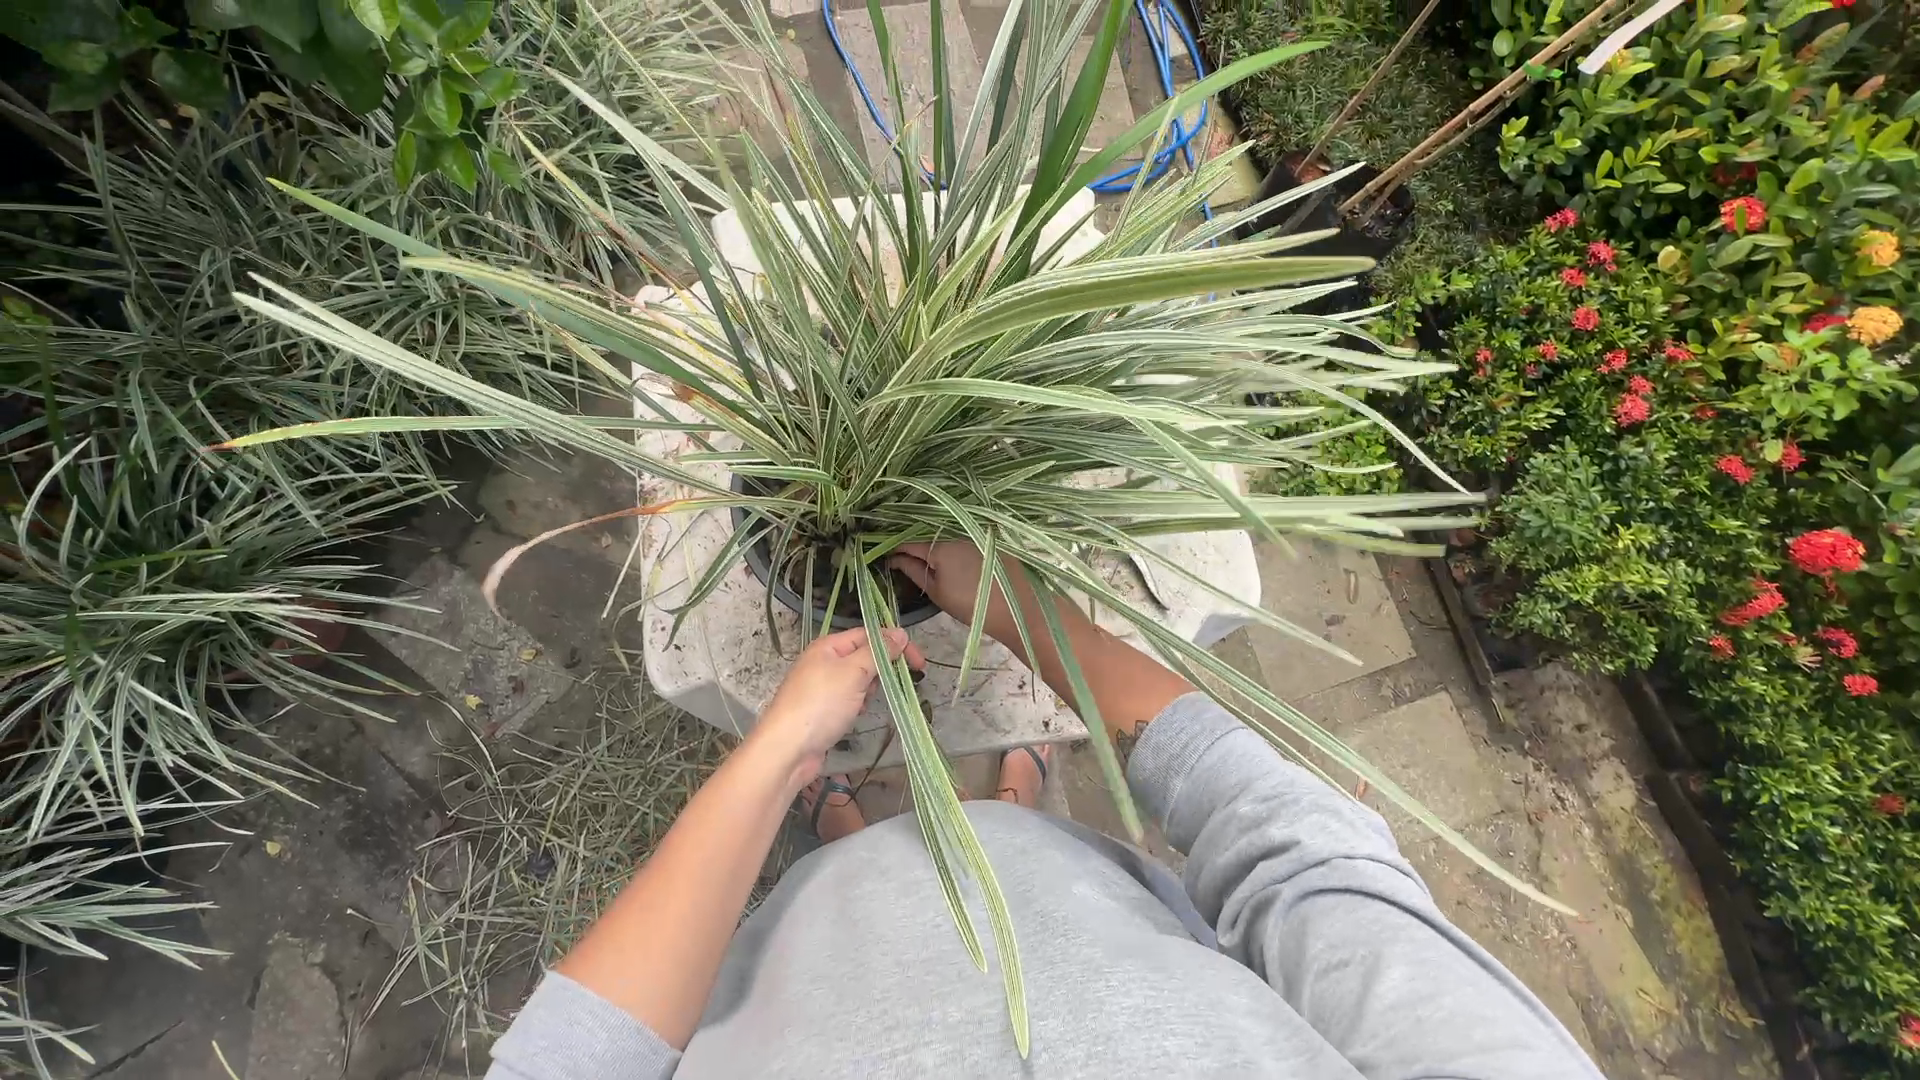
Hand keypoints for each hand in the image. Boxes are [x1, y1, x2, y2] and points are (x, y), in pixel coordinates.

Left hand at [754, 626, 924, 782]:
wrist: (787, 750)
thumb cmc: (820, 705)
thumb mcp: (854, 672)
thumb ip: (878, 651)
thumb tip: (900, 633)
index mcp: (829, 646)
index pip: (870, 635)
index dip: (896, 645)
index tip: (919, 664)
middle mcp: (824, 662)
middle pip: (865, 656)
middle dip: (882, 669)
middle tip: (893, 685)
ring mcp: (822, 687)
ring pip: (859, 679)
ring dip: (870, 689)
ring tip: (864, 703)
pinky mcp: (823, 709)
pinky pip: (850, 698)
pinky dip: (858, 704)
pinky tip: (856, 715)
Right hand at [889, 541, 1041, 646]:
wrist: (1018, 607)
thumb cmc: (973, 605)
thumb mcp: (937, 592)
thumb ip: (913, 571)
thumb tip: (894, 559)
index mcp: (939, 545)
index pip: (908, 541)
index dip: (894, 549)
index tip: (885, 558)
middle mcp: (955, 531)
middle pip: (927, 535)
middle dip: (913, 545)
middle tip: (902, 560)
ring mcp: (974, 532)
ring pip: (945, 535)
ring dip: (933, 545)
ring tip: (925, 561)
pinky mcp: (989, 537)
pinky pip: (962, 537)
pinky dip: (951, 545)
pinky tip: (950, 560)